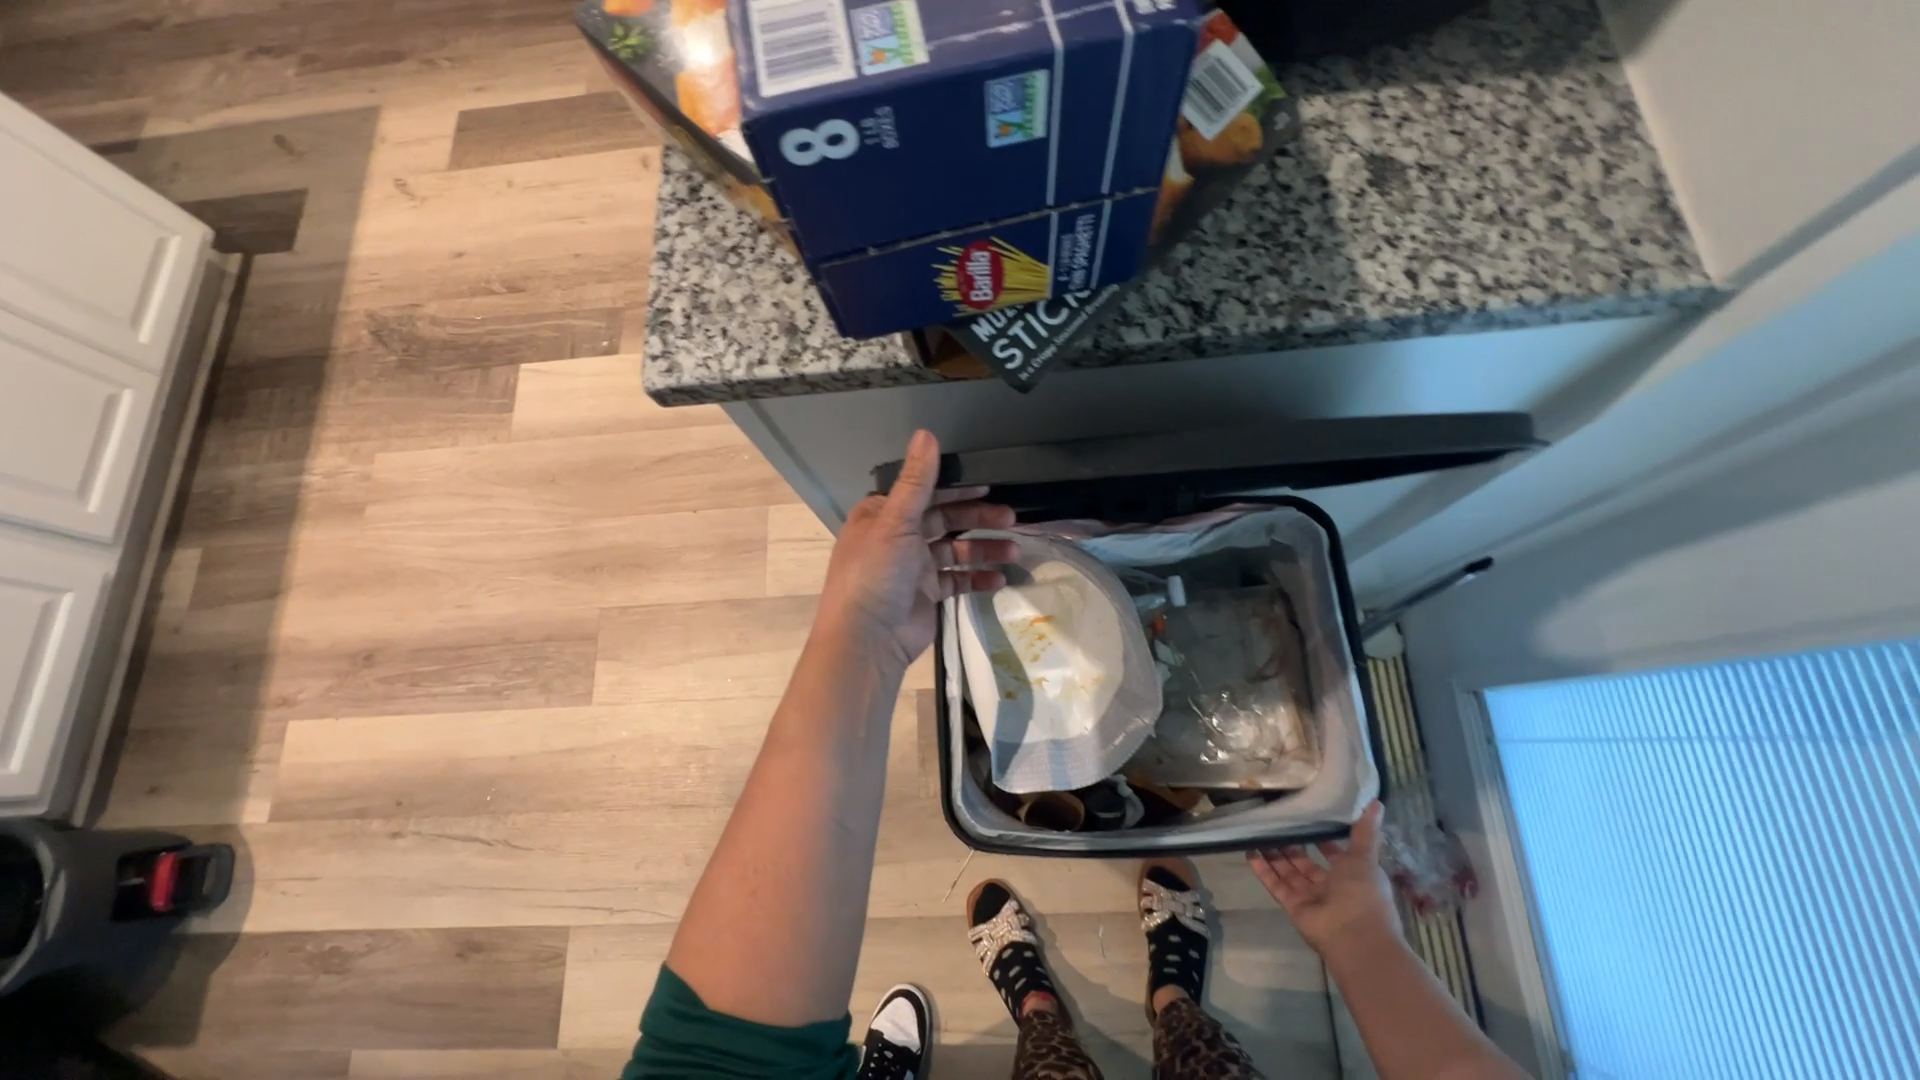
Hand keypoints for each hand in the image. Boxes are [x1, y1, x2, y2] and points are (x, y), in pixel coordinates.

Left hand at [817, 430, 1015, 674]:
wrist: (867, 639)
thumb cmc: (875, 574)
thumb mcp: (896, 521)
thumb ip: (917, 480)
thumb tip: (927, 433)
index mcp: (882, 515)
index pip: (925, 493)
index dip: (957, 488)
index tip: (989, 486)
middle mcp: (897, 537)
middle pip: (945, 520)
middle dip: (978, 519)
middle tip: (1012, 518)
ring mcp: (913, 568)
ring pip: (956, 550)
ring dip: (984, 549)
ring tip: (1015, 552)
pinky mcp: (926, 595)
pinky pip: (958, 580)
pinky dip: (977, 578)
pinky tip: (999, 579)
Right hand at [1247, 801, 1398, 955]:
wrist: (1356, 937)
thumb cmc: (1364, 893)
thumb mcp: (1365, 857)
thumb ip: (1365, 831)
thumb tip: (1376, 801)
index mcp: (1352, 875)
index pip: (1333, 854)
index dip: (1321, 839)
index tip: (1306, 820)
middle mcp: (1331, 887)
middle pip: (1306, 863)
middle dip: (1291, 846)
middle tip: (1274, 824)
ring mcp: (1310, 897)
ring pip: (1288, 872)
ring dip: (1274, 854)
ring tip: (1256, 833)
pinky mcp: (1293, 906)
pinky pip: (1276, 885)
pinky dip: (1263, 870)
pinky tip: (1249, 852)